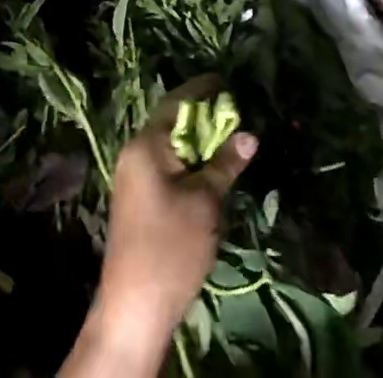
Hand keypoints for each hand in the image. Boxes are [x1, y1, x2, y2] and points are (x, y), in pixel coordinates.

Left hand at [95, 76, 256, 341]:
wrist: (135, 302)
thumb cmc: (171, 245)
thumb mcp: (205, 202)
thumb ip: (224, 164)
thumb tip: (249, 133)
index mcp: (145, 145)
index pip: (175, 104)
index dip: (200, 90)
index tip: (225, 80)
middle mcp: (134, 152)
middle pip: (171, 123)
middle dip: (202, 116)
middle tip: (236, 110)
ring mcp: (133, 175)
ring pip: (169, 146)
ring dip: (197, 141)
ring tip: (230, 136)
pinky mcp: (139, 197)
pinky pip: (166, 165)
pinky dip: (189, 161)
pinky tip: (211, 168)